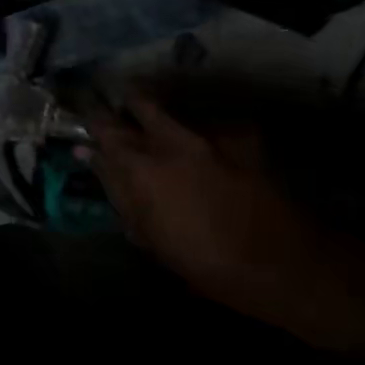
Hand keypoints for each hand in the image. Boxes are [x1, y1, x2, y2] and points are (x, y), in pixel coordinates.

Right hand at [87, 90, 364, 354]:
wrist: (280, 263)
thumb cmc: (203, 261)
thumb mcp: (147, 234)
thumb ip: (117, 190)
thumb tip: (91, 156)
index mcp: (143, 166)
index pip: (105, 128)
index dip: (92, 119)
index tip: (84, 115)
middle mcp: (174, 140)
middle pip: (142, 103)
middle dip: (128, 102)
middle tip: (119, 106)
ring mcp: (211, 136)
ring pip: (177, 113)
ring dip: (163, 116)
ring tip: (159, 129)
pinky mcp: (242, 140)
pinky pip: (210, 129)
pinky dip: (200, 136)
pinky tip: (204, 151)